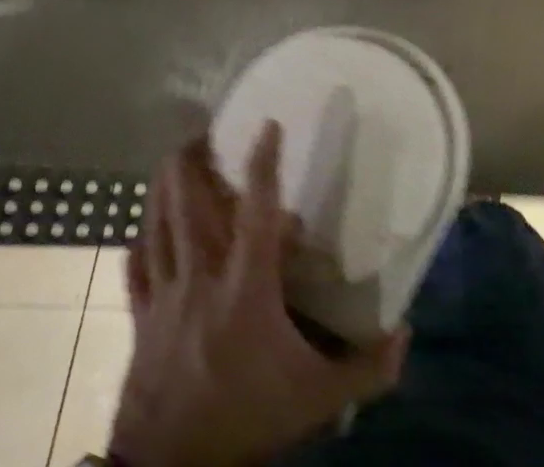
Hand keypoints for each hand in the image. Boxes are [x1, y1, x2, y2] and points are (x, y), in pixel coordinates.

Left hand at [108, 122, 408, 466]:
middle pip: (188, 209)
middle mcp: (201, 281)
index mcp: (246, 289)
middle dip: (191, 164)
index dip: (262, 166)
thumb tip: (407, 335)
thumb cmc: (246, 419)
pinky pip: (135, 268)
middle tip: (203, 130)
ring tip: (174, 159)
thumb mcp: (319, 399)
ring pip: (157, 229)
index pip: (255, 214)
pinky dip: (139, 240)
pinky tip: (143, 226)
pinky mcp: (141, 321)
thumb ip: (368, 367)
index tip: (268, 125)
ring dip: (163, 190)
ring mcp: (164, 299)